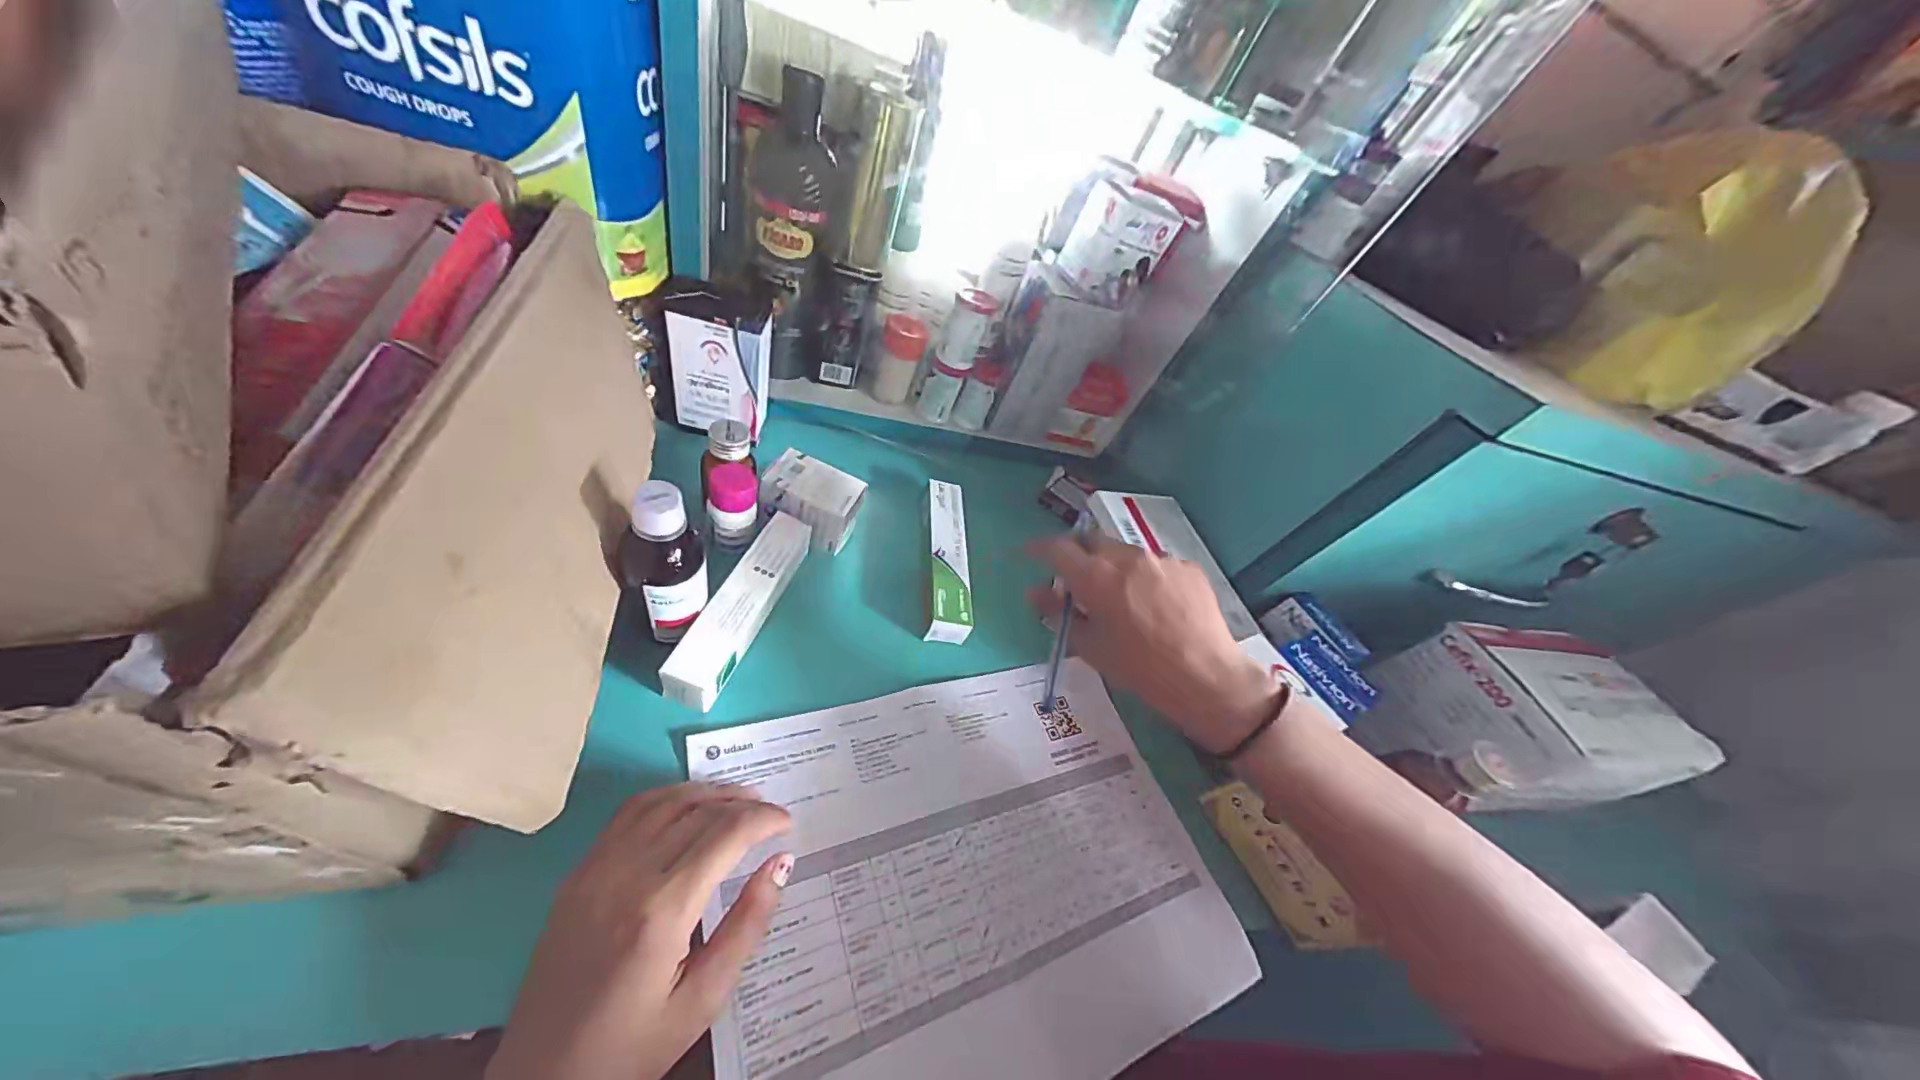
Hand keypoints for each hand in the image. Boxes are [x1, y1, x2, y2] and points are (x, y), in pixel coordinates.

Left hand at [488, 783, 792, 1079]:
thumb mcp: (703, 999)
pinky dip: (667, 797)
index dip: (764, 818)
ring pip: (664, 801)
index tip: (787, 823)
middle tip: (770, 811)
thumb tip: (780, 863)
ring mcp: (596, 869)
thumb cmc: (631, 1046)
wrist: (540, 1077)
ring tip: (737, 799)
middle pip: (699, 811)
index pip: (726, 833)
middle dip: (743, 802)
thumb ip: (747, 924)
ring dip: (707, 792)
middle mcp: (628, 875)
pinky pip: (628, 814)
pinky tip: (687, 806)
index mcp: (664, 910)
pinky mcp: (577, 874)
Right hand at [1027, 534, 1279, 754]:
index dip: (1039, 548)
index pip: (1057, 548)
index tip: (1031, 553)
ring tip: (1120, 598)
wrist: (1204, 678)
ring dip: (1114, 567)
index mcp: (1095, 576)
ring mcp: (1161, 559)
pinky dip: (1145, 578)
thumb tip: (1034, 592)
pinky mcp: (1188, 567)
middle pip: (1093, 542)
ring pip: (1126, 552)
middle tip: (1077, 580)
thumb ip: (1057, 613)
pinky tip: (1155, 605)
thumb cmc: (1138, 668)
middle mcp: (1127, 557)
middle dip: (1079, 555)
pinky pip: (1156, 565)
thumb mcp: (1089, 645)